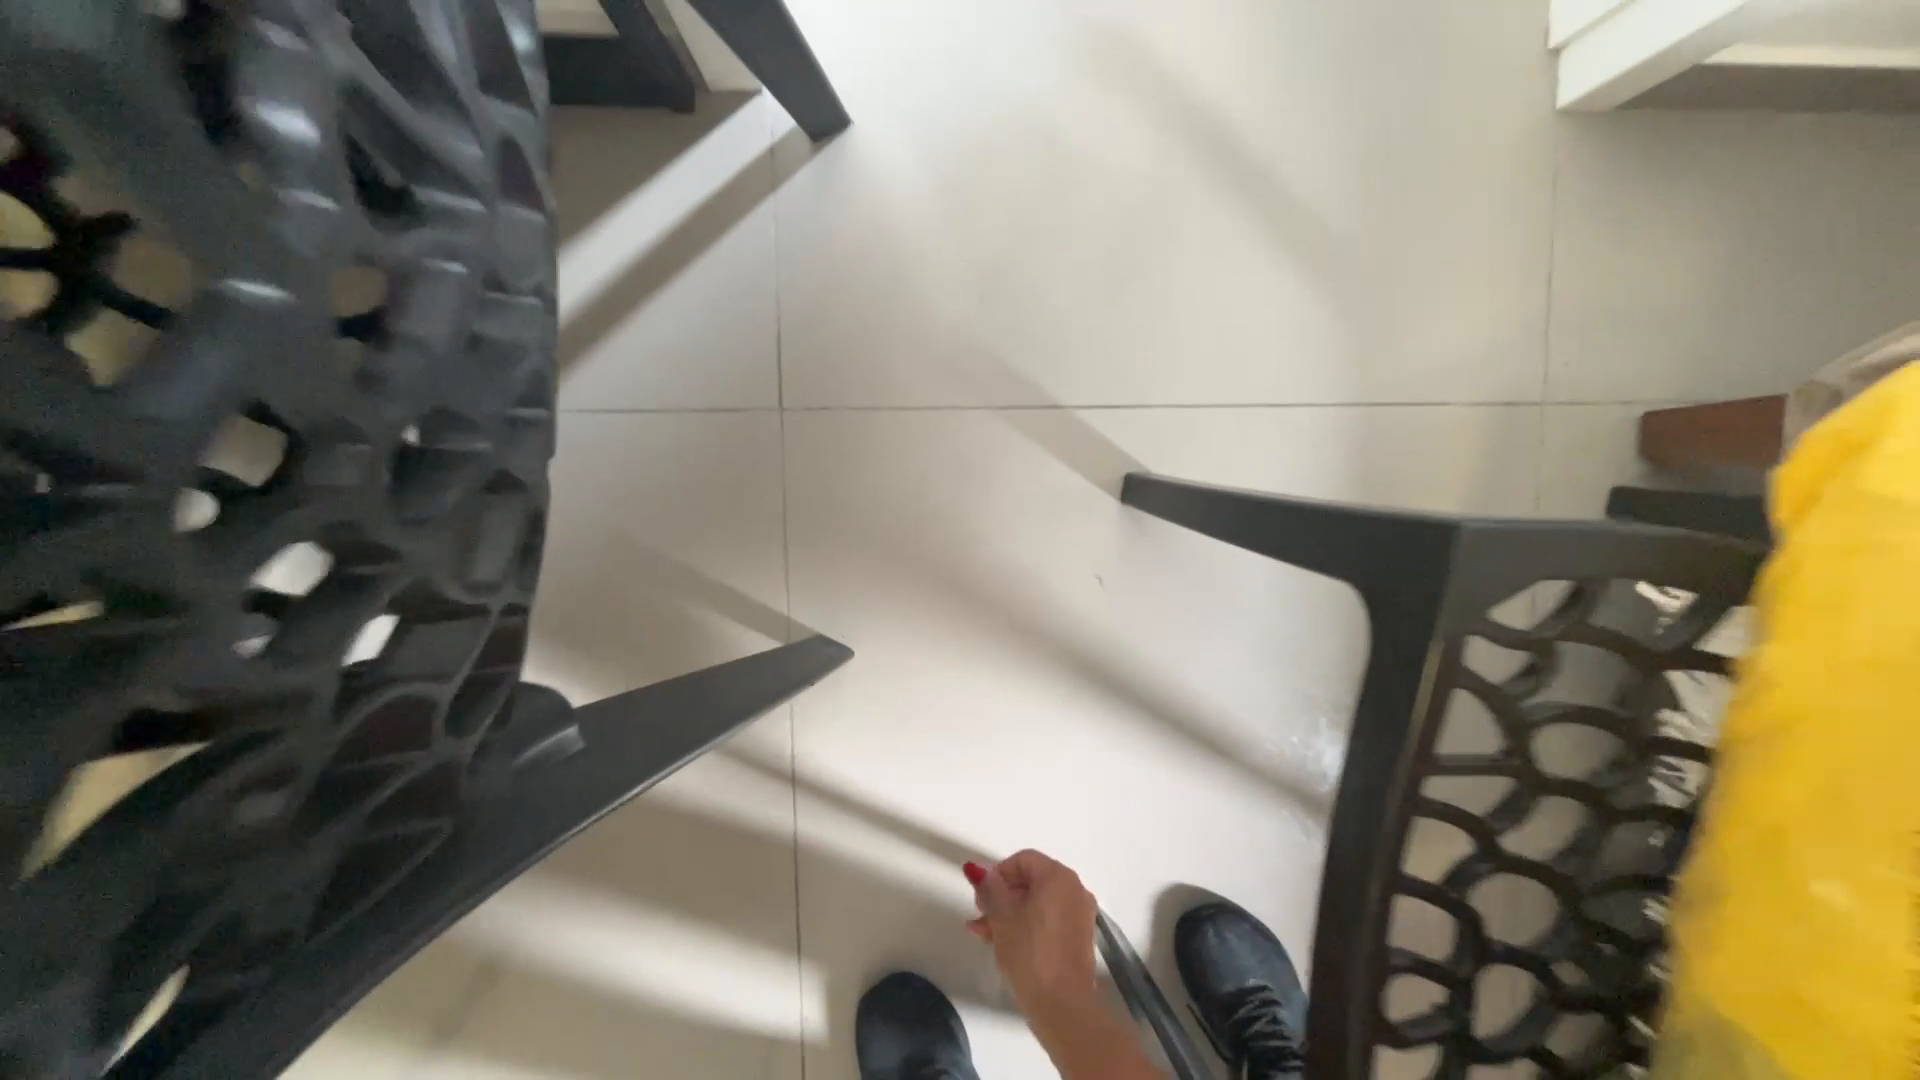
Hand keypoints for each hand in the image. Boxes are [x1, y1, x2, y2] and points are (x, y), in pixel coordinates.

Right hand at [966, 850, 1099, 1020]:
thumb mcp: (1002, 916)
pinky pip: (1049, 921)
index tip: (981, 894)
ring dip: (1010, 914)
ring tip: (983, 934)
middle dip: (1002, 896)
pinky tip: (1004, 943)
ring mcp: (1080, 914)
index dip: (998, 873)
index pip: (1023, 859)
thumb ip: (989, 888)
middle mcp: (1074, 889)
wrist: (1062, 1004)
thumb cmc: (1030, 952)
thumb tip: (978, 870)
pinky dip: (1027, 925)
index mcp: (1058, 877)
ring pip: (1038, 903)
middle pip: (1031, 881)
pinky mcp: (1079, 938)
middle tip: (980, 914)